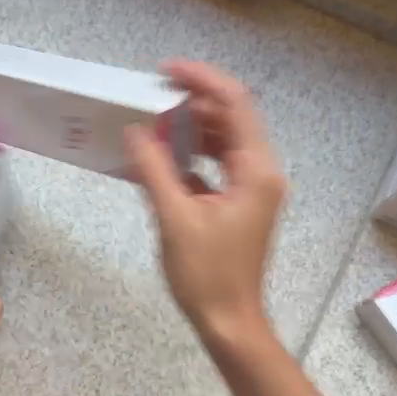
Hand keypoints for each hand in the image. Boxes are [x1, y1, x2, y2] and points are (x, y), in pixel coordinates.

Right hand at [124, 60, 286, 352]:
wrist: (229, 323)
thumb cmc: (207, 276)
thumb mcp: (175, 219)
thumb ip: (154, 170)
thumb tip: (135, 133)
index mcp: (256, 170)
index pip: (234, 102)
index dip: (200, 80)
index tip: (164, 72)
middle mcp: (261, 173)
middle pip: (230, 120)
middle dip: (191, 107)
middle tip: (151, 106)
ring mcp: (252, 192)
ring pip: (223, 145)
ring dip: (190, 134)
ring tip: (153, 131)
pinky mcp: (239, 209)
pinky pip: (216, 171)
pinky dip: (191, 162)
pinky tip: (162, 165)